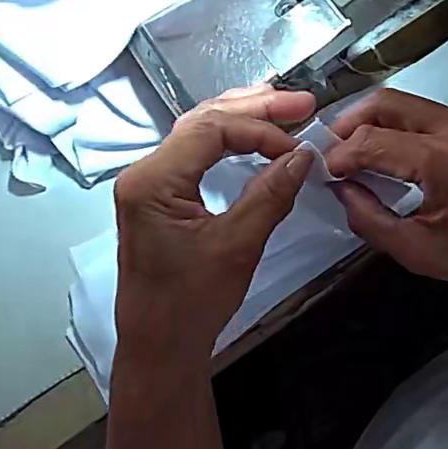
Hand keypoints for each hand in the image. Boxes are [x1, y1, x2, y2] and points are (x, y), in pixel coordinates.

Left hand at [112, 85, 317, 374]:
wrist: (159, 347)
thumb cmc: (192, 304)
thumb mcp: (238, 247)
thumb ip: (270, 194)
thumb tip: (303, 155)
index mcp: (152, 181)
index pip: (211, 130)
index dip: (259, 130)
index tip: (297, 147)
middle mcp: (144, 172)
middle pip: (202, 120)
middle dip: (254, 107)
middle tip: (301, 101)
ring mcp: (148, 183)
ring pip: (197, 132)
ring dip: (241, 117)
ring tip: (281, 105)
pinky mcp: (158, 196)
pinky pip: (194, 153)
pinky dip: (227, 140)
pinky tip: (251, 135)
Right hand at [324, 90, 447, 306]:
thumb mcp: (417, 251)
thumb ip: (369, 218)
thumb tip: (340, 189)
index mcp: (444, 159)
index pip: (371, 141)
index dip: (339, 156)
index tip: (324, 175)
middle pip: (385, 102)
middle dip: (349, 124)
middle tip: (331, 153)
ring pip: (404, 103)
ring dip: (373, 123)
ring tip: (353, 154)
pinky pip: (425, 114)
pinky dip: (398, 128)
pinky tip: (388, 154)